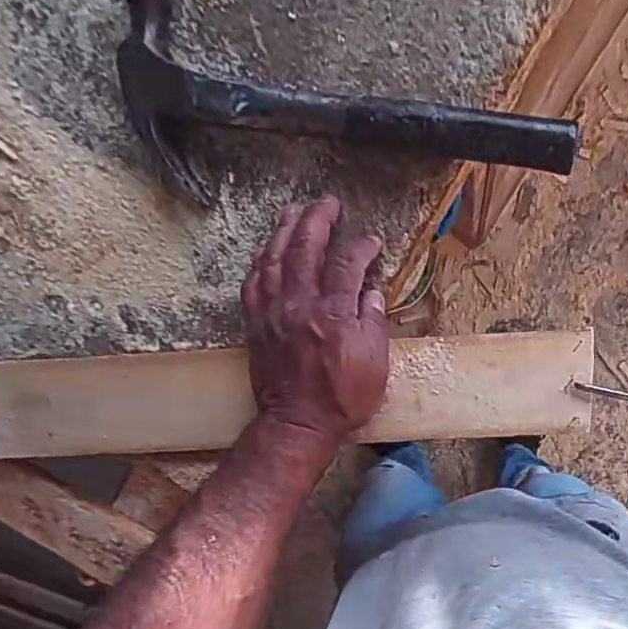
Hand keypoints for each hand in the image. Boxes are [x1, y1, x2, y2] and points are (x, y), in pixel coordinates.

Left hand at [242, 196, 389, 441]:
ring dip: (284, 231)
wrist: (297, 424)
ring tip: (293, 212)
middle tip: (327, 204)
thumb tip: (372, 294)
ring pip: (274, 259)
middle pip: (306, 249)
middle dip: (317, 220)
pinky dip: (260, 262)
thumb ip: (374, 324)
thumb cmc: (341, 400)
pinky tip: (266, 252)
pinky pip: (253, 284)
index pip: (348, 266)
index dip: (362, 249)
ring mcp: (274, 314)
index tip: (372, 242)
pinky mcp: (257, 326)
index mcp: (334, 315)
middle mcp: (300, 306)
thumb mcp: (374, 366)